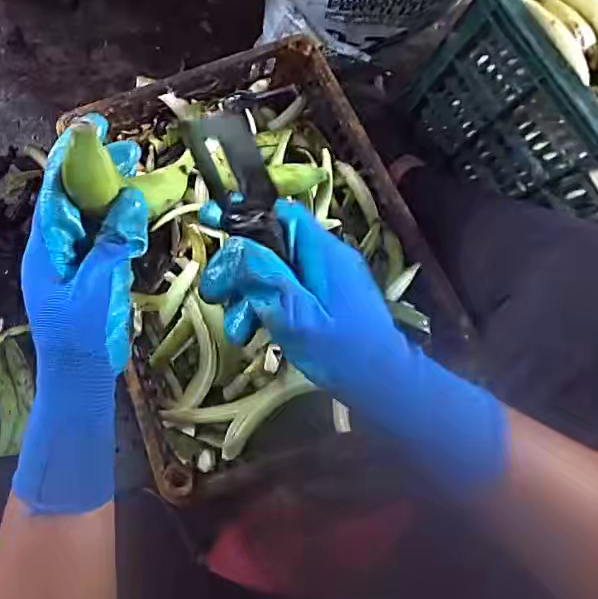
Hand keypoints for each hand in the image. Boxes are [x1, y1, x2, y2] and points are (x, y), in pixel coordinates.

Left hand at [15, 115, 147, 513]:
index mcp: (46, 246)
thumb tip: (130, 201)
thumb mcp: (95, 287)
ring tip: (136, 166)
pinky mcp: (92, 270)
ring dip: (112, 191)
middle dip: (97, 171)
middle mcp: (57, 246)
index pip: (56, 192)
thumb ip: (111, 244)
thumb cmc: (78, 335)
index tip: (89, 130)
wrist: (78, 377)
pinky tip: (139, 205)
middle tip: (127, 148)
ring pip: (92, 214)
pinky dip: (121, 217)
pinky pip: (105, 234)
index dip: (71, 158)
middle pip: (75, 198)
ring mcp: (75, 258)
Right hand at [200, 201, 504, 490]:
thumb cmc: (341, 350)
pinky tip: (254, 333)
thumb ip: (263, 276)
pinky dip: (266, 307)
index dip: (244, 216)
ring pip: (274, 271)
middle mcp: (323, 255)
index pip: (279, 212)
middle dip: (240, 270)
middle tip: (216, 296)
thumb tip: (232, 246)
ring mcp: (325, 277)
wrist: (384, 386)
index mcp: (320, 249)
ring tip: (238, 331)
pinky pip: (287, 290)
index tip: (213, 225)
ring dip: (249, 295)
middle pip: (270, 244)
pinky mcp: (325, 298)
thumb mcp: (294, 312)